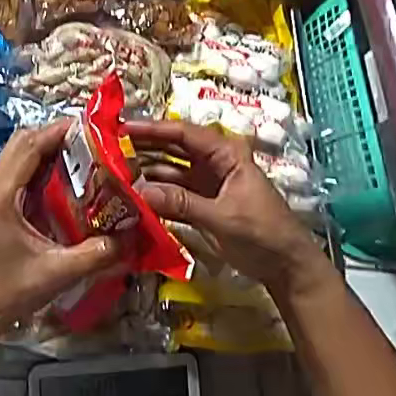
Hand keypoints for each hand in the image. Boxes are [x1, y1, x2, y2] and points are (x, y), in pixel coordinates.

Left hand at [0, 122, 122, 335]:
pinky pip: (20, 169)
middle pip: (22, 142)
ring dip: (48, 147)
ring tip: (83, 152)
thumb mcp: (57, 274)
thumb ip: (95, 254)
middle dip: (54, 135)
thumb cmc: (10, 291)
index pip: (29, 147)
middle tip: (89, 140)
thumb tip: (130, 236)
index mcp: (1, 196)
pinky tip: (67, 175)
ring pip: (19, 153)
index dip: (57, 132)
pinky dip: (42, 163)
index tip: (89, 127)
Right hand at [127, 120, 332, 300]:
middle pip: (173, 147)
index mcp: (226, 153)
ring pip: (171, 169)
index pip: (183, 133)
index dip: (152, 129)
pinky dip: (155, 192)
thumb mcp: (221, 217)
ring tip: (115, 171)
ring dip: (146, 170)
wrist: (286, 266)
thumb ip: (180, 204)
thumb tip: (140, 193)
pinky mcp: (203, 202)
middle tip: (110, 147)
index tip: (122, 129)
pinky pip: (174, 191)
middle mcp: (214, 162)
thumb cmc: (262, 233)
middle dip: (144, 146)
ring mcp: (207, 182)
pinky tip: (133, 194)